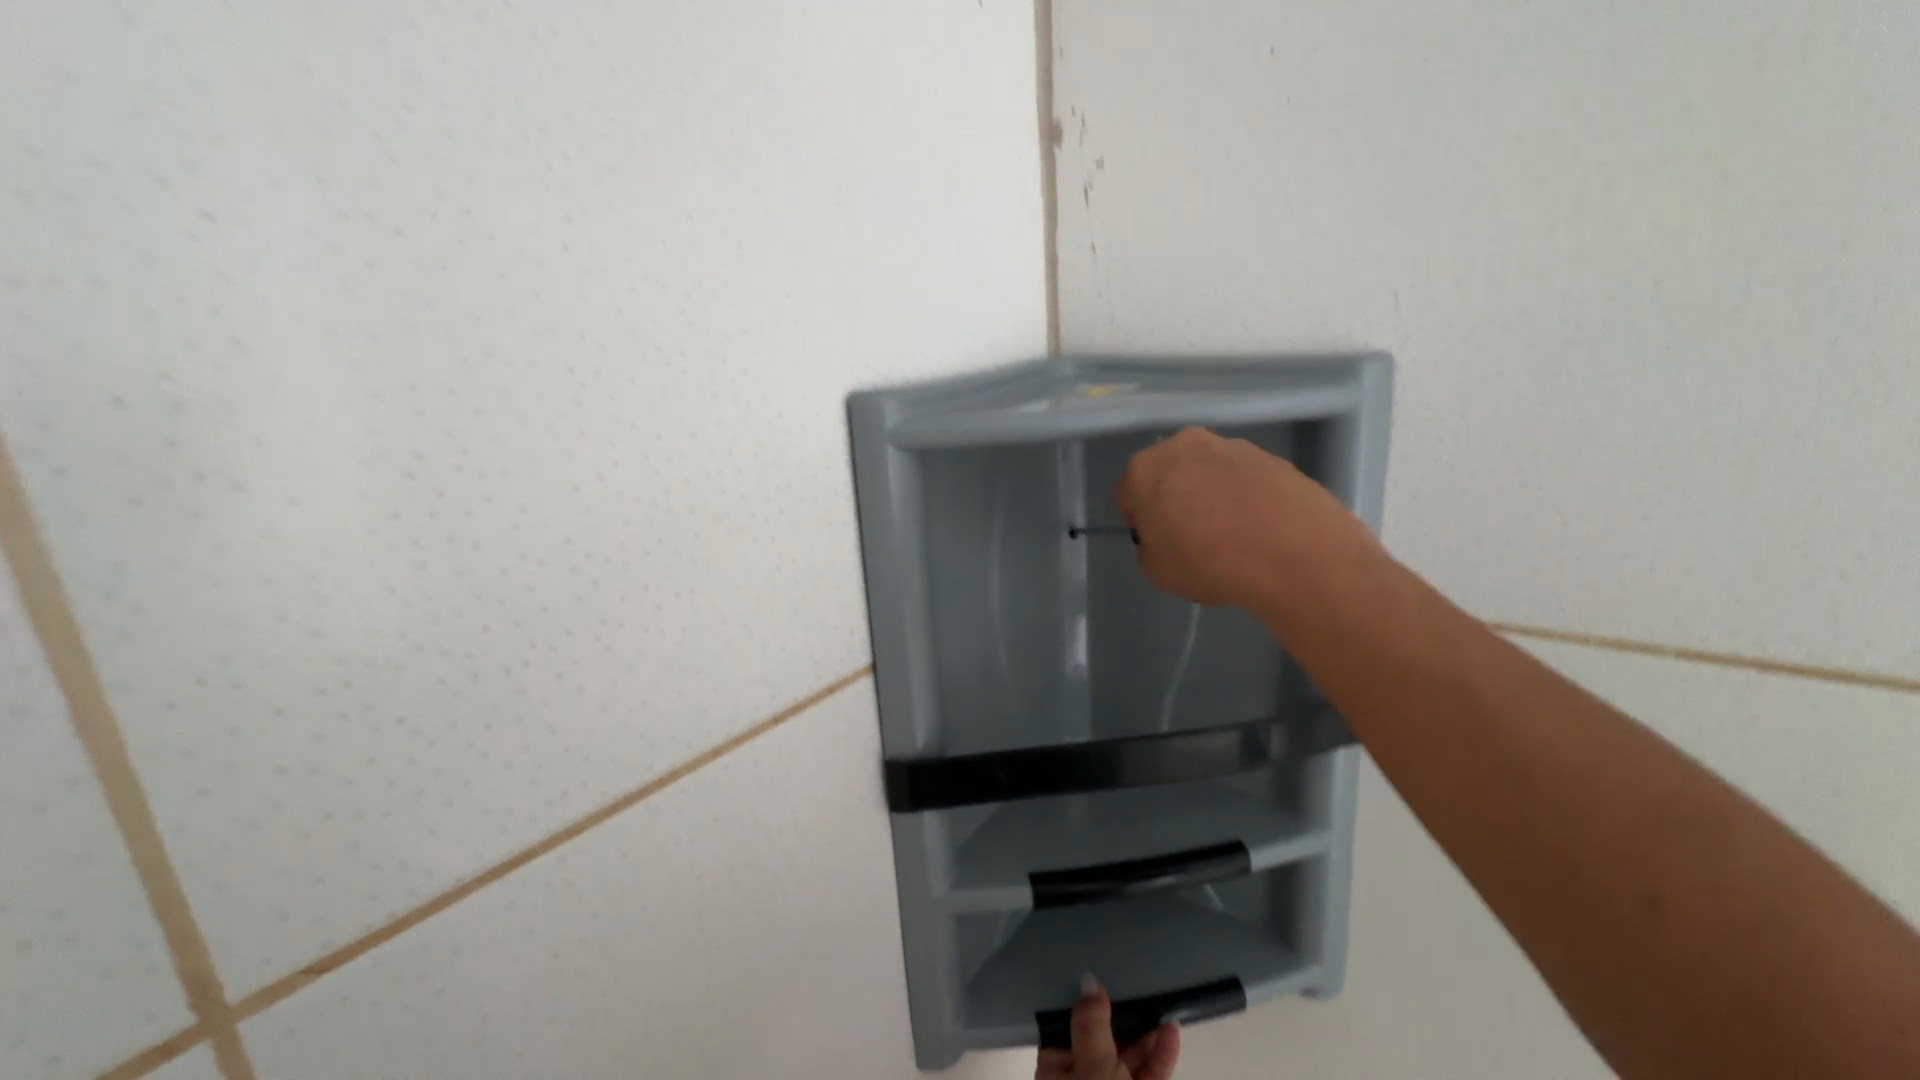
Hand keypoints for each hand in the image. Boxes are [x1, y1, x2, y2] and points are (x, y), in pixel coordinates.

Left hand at [1034, 978, 1179, 1079]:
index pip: (1068, 1025)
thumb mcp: (1091, 1066)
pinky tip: (1171, 1032)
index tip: (1106, 976)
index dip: (1087, 1003)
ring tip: (1162, 1004)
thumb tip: (1088, 979)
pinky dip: (1159, 1055)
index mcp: (1056, 1068)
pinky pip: (1148, 1075)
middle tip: (1142, 986)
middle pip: (1102, 1039)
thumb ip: (1090, 1024)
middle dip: (1123, 1017)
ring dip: (1146, 1033)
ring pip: (1128, 1057)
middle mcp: (1081, 1079)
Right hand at [1117, 426, 1376, 608]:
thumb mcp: (1157, 570)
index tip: (1157, 543)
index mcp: (1145, 468)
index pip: (1127, 493)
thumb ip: (1151, 546)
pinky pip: (1245, 479)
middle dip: (1174, 499)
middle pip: (1169, 473)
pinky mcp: (1272, 457)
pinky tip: (1259, 530)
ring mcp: (1233, 446)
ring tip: (1231, 536)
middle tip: (1190, 536)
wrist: (1292, 552)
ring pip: (1209, 472)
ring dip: (1212, 495)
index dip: (1140, 521)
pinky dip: (1246, 498)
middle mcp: (1185, 445)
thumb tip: (1164, 537)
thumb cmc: (1208, 561)